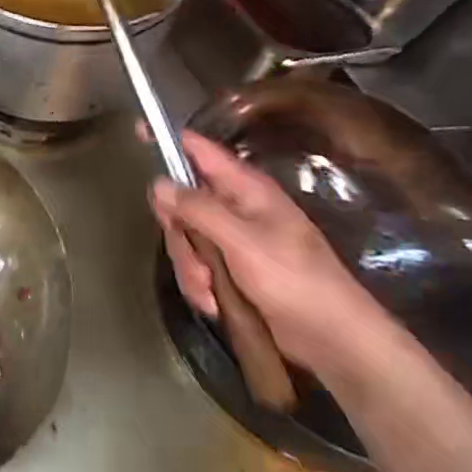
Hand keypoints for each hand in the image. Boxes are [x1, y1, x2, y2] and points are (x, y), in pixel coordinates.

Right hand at [151, 131, 382, 373]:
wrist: (332, 338)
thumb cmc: (294, 279)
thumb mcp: (242, 241)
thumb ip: (198, 209)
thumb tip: (158, 182)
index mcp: (244, 187)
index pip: (199, 150)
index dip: (169, 140)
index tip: (139, 133)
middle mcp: (235, 207)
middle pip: (183, 202)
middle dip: (181, 236)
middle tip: (195, 260)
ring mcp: (233, 239)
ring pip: (187, 239)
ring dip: (192, 269)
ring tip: (211, 293)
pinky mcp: (232, 270)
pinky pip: (198, 266)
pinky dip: (202, 287)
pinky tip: (217, 305)